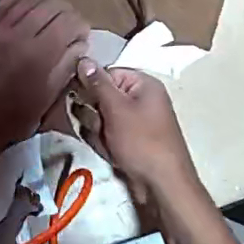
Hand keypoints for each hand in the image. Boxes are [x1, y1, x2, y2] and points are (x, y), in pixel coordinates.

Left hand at [0, 0, 88, 159]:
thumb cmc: (7, 122)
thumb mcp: (44, 103)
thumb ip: (64, 70)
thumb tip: (79, 46)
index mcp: (39, 56)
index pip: (69, 23)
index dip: (81, 25)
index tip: (83, 34)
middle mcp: (19, 35)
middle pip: (51, 6)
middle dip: (67, 10)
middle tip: (71, 21)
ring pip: (27, 0)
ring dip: (46, 0)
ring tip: (54, 7)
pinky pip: (4, 3)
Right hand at [72, 58, 195, 198]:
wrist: (162, 184)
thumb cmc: (141, 141)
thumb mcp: (116, 109)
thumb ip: (98, 84)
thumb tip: (83, 60)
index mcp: (143, 84)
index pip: (107, 74)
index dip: (92, 87)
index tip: (81, 100)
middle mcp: (140, 99)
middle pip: (101, 97)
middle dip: (95, 115)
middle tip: (103, 128)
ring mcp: (136, 121)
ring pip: (101, 119)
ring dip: (99, 133)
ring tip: (110, 145)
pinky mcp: (130, 140)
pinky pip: (108, 135)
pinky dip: (106, 145)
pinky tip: (113, 155)